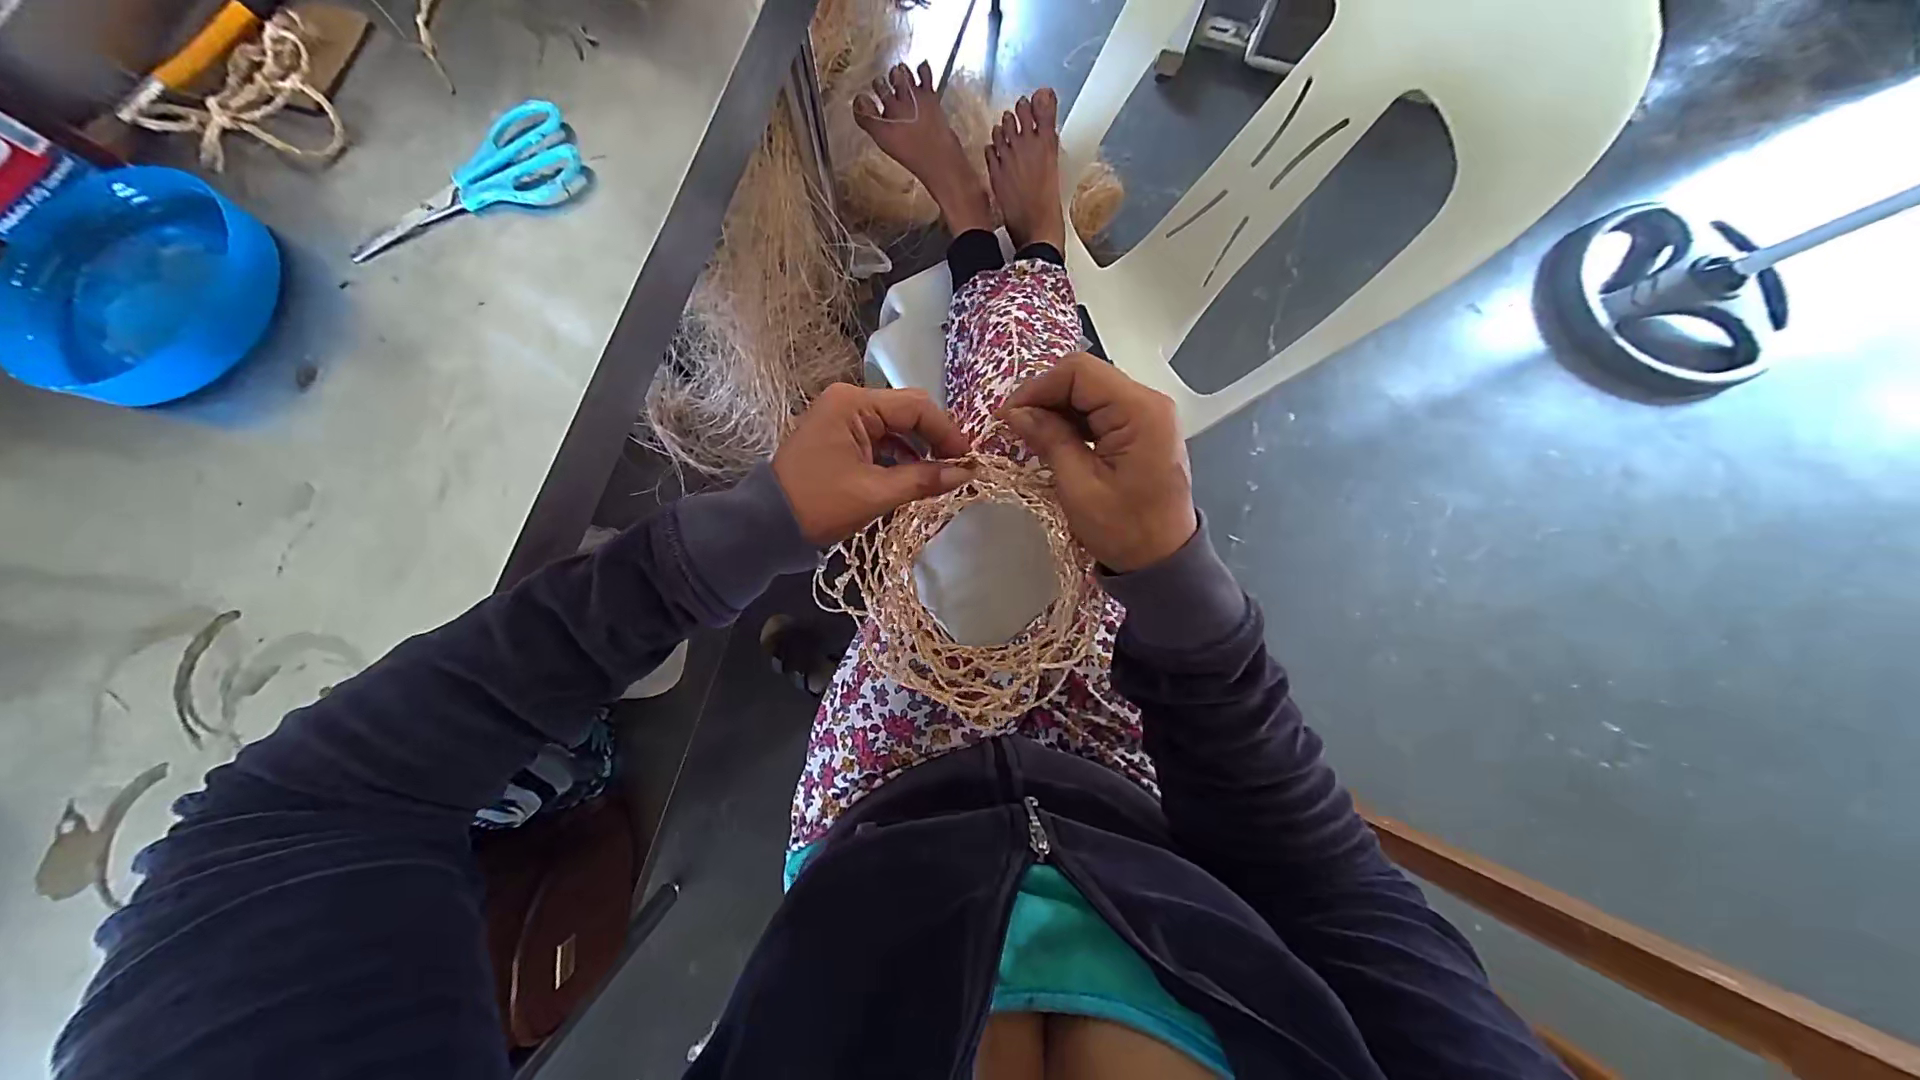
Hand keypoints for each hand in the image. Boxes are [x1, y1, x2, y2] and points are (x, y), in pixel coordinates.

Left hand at [772, 383, 974, 545]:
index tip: (969, 460)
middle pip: (907, 412)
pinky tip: (915, 476)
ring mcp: (841, 417)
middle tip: (959, 468)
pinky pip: (879, 439)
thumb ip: (924, 479)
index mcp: (853, 403)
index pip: (916, 407)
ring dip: (919, 449)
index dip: (947, 433)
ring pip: (895, 426)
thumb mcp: (875, 493)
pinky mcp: (839, 436)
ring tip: (941, 475)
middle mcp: (848, 401)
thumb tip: (966, 474)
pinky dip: (899, 456)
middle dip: (935, 439)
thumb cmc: (820, 505)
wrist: (767, 525)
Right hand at [1000, 353, 1195, 572]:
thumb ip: (1049, 439)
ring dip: (1057, 409)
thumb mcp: (1079, 486)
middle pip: (1085, 377)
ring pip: (1090, 392)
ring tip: (1031, 436)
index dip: (1038, 387)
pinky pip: (1101, 411)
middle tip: (1015, 427)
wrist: (1164, 561)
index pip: (1079, 372)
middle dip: (1045, 397)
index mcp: (1140, 411)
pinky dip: (1074, 421)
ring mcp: (1148, 414)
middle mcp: (1149, 402)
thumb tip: (1016, 412)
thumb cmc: (1124, 529)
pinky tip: (1054, 440)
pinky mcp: (1142, 429)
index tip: (1009, 416)